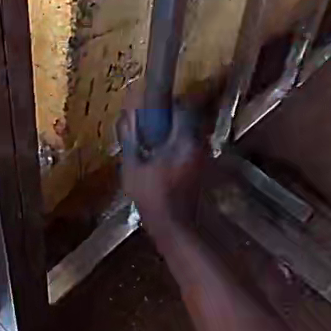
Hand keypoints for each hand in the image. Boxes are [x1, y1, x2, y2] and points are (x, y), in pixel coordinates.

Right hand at [118, 102, 208, 234]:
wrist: (173, 226)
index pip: (182, 107)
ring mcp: (203, 157)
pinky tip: (161, 157)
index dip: (166, 104)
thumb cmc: (151, 196)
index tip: (151, 108)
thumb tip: (126, 114)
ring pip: (189, 134)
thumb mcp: (133, 166)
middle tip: (149, 125)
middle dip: (169, 118)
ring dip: (173, 132)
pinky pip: (190, 147)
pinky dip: (177, 146)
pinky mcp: (202, 168)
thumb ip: (130, 137)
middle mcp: (199, 144)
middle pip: (188, 119)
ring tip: (152, 142)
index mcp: (184, 140)